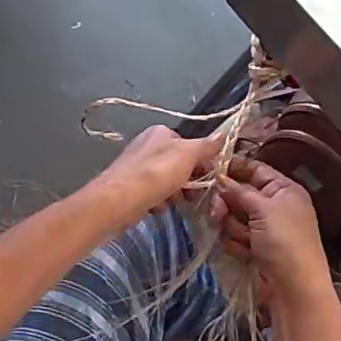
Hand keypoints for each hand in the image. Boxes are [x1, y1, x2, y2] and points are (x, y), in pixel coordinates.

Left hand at [88, 126, 223, 221]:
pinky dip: (158, 202)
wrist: (118, 200)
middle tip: (191, 195)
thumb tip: (222, 135)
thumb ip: (205, 146)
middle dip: (188, 181)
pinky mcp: (130, 187)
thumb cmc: (155, 173)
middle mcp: (147, 146)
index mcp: (160, 133)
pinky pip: (153, 194)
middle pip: (179, 165)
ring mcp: (136, 166)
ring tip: (172, 202)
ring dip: (174, 194)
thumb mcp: (187, 154)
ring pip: (167, 182)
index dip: (202, 162)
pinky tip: (157, 207)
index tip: (210, 177)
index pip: (190, 146)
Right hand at [212, 160, 332, 304]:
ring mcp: (262, 226)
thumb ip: (238, 191)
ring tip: (244, 240)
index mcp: (282, 190)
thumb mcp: (264, 209)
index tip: (207, 169)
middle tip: (217, 213)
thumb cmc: (285, 241)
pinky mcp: (253, 244)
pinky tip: (245, 253)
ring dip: (232, 227)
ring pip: (231, 214)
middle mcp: (272, 204)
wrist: (293, 286)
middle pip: (237, 192)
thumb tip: (219, 178)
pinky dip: (235, 243)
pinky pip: (232, 234)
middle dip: (227, 204)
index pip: (254, 169)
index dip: (232, 167)